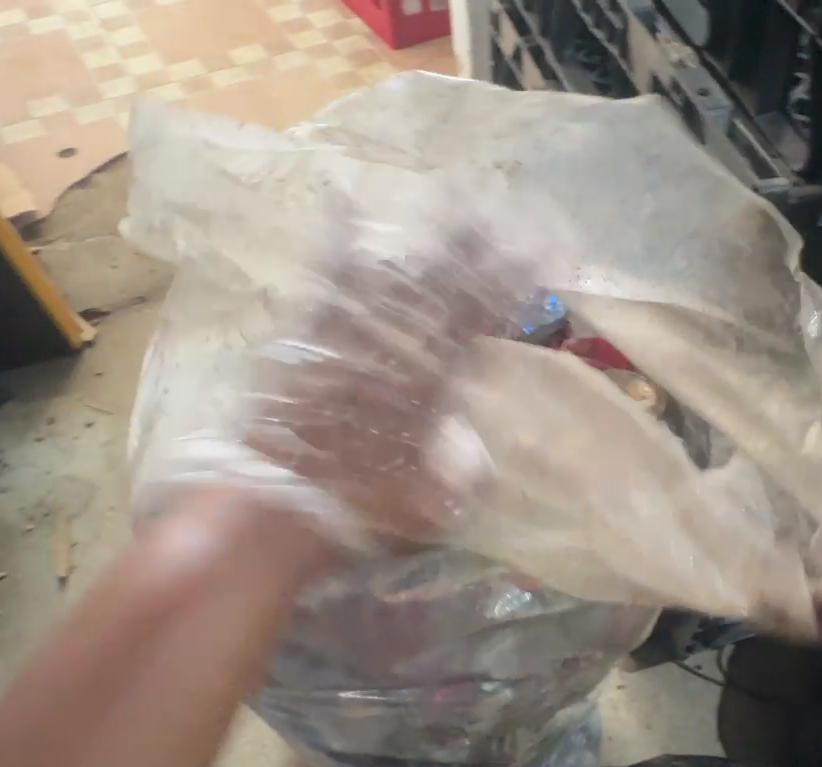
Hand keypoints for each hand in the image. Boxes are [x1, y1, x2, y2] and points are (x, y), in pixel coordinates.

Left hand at [241, 227, 533, 547]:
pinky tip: (347, 205)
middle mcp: (396, 357)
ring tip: (454, 197)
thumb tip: (483, 469)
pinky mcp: (307, 340)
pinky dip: (340, 246)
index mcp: (433, 394)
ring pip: (397, 281)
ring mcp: (350, 343)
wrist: (282, 508)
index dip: (512, 291)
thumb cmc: (360, 514)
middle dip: (478, 253)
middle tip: (504, 212)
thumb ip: (461, 481)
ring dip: (428, 240)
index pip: (482, 328)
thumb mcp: (429, 511)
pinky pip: (328, 285)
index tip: (539, 259)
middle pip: (445, 295)